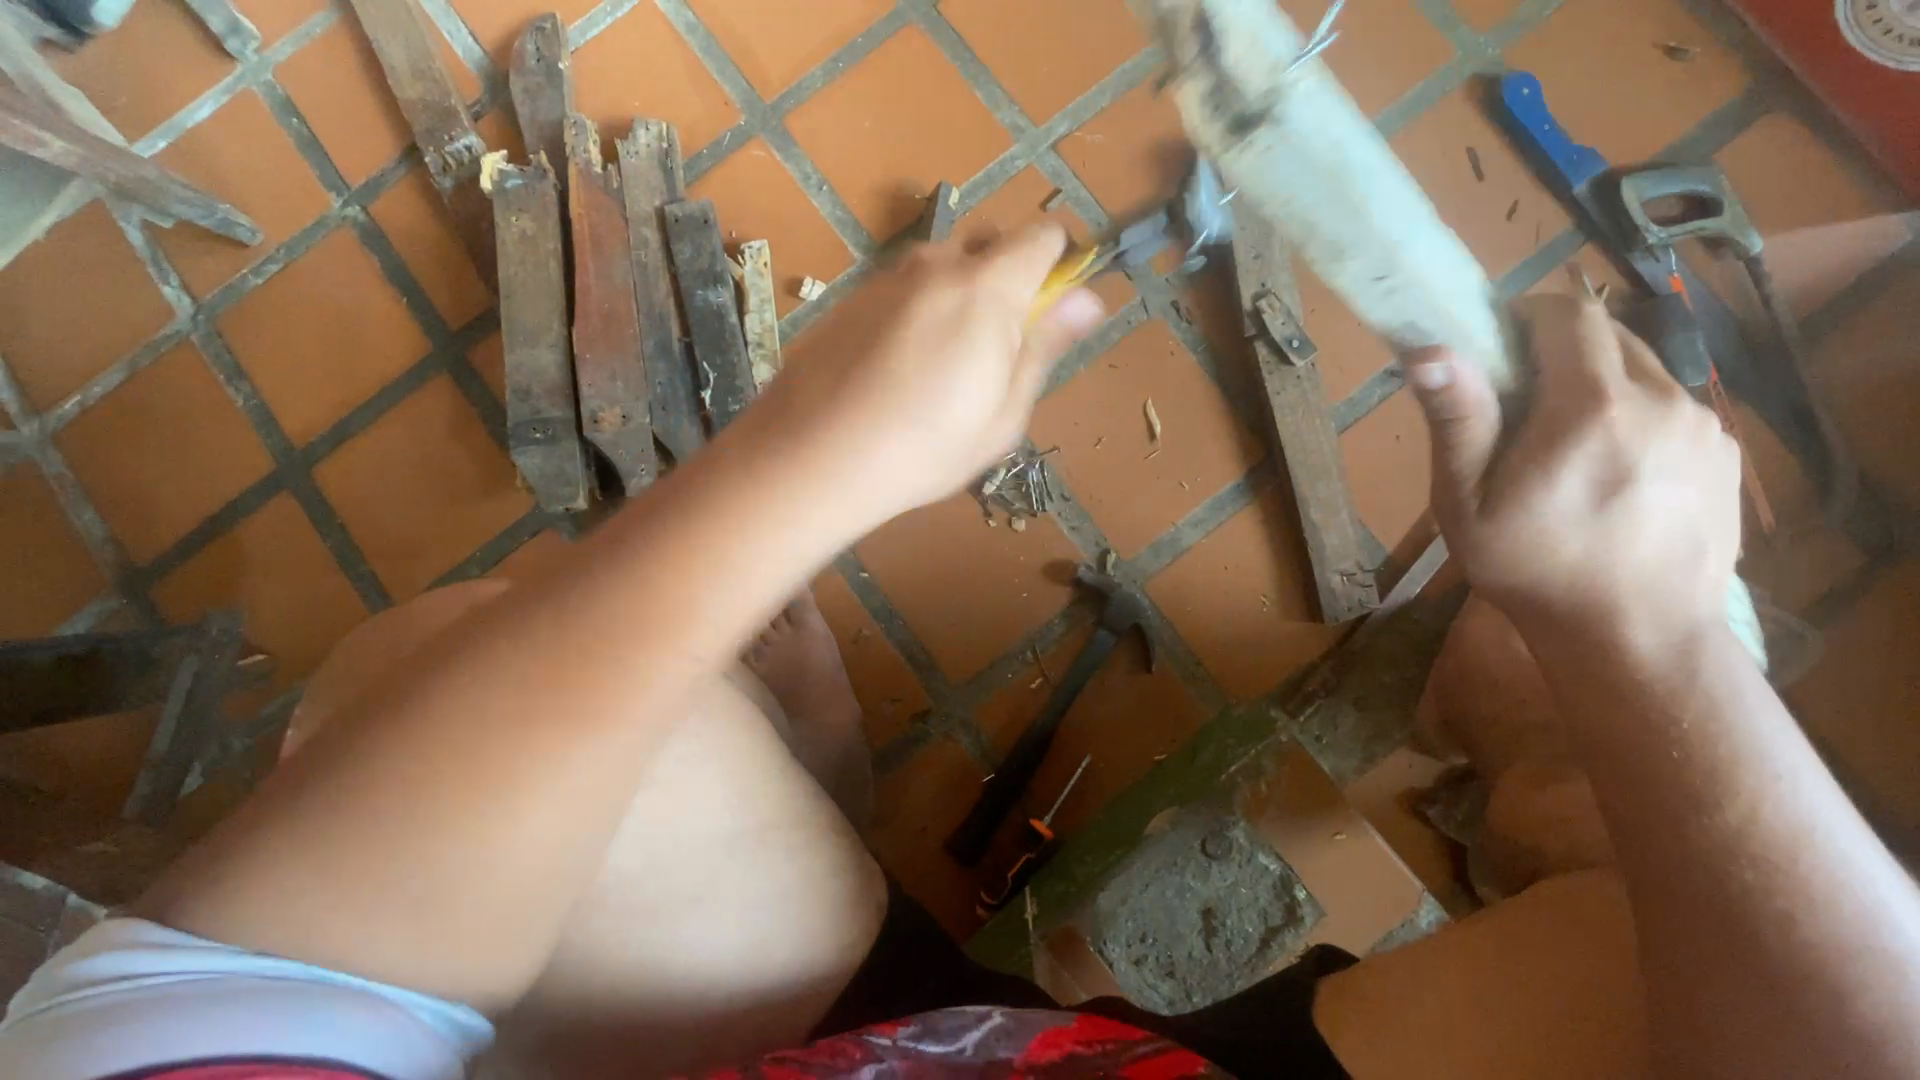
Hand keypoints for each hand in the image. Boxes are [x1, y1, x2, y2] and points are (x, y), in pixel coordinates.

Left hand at [742, 224, 1104, 520]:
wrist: (811, 456)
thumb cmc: (925, 449)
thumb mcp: (1003, 414)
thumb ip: (1044, 346)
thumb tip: (1088, 298)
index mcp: (988, 288)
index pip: (1042, 236)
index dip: (1057, 265)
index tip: (1049, 312)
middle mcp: (937, 265)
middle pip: (991, 243)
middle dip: (1006, 280)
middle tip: (994, 349)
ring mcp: (888, 277)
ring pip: (944, 264)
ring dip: (958, 294)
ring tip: (940, 365)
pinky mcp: (852, 297)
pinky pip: (903, 286)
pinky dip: (917, 309)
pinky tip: (897, 367)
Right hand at [1404, 295, 1741, 646]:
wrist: (1636, 636)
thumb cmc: (1532, 570)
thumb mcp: (1467, 504)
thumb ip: (1457, 421)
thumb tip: (1429, 351)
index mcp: (1593, 407)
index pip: (1567, 313)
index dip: (1523, 320)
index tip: (1493, 356)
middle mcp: (1663, 399)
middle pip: (1606, 336)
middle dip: (1556, 356)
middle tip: (1517, 413)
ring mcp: (1704, 426)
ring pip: (1642, 372)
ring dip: (1596, 388)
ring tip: (1564, 451)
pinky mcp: (1726, 452)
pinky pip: (1670, 408)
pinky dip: (1633, 419)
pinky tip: (1610, 477)